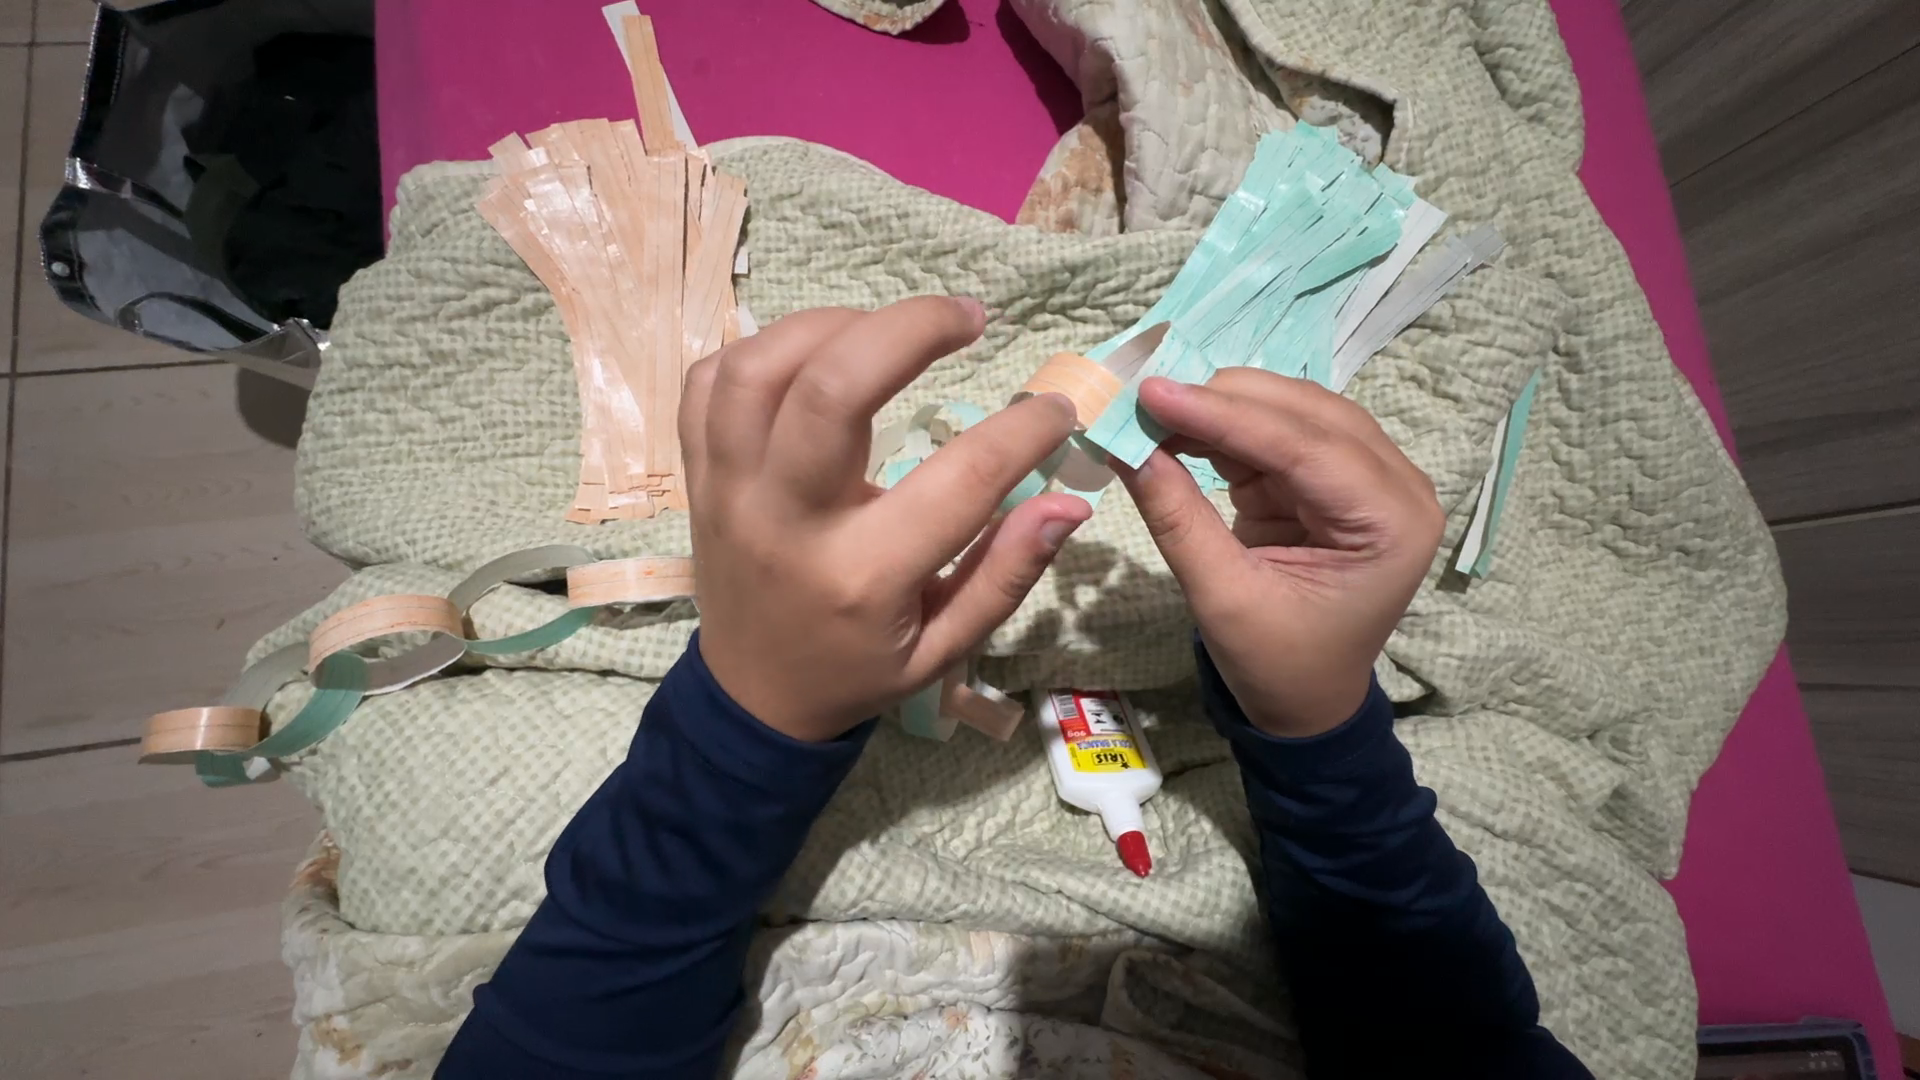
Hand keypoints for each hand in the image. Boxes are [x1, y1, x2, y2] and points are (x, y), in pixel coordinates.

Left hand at [681, 297, 1091, 741]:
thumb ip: (1006, 574)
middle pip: (832, 388)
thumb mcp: (944, 648)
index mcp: (862, 575)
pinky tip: (813, 357)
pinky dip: (762, 348)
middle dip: (912, 327)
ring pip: (758, 369)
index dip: (1024, 430)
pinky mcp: (699, 477)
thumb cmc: (858, 671)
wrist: (753, 698)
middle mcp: (787, 521)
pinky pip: (709, 384)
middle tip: (968, 317)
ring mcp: (728, 493)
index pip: (960, 478)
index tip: (1056, 408)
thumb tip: (1069, 502)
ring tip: (886, 329)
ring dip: (832, 325)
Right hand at [1117, 369, 1443, 737]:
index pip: (1304, 445)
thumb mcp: (1222, 597)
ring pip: (1287, 411)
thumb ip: (1178, 518)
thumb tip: (1126, 449)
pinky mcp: (1321, 480)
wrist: (1303, 699)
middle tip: (1144, 397)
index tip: (1152, 392)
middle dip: (1222, 399)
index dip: (1223, 414)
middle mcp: (1391, 484)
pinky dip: (1219, 428)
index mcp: (1390, 521)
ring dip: (1219, 406)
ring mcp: (1359, 476)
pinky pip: (1268, 435)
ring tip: (1152, 409)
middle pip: (1304, 413)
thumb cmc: (1276, 662)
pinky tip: (1175, 426)